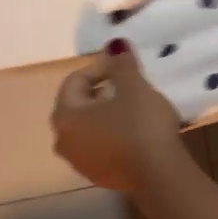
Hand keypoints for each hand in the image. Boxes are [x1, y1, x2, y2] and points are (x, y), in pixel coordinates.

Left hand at [52, 41, 187, 193]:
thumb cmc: (141, 124)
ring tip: (138, 111)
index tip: (129, 67)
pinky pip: (100, 146)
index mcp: (66, 115)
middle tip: (134, 87)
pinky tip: (138, 134)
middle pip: (79, 106)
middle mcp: (62, 138)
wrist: (155, 171)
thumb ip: (123, 65)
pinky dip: (114, 135)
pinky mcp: (96, 174)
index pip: (74, 81)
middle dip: (104, 92)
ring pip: (89, 128)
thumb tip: (113, 44)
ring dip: (108, 115)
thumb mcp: (136, 88)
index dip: (101, 68)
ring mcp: (77, 160)